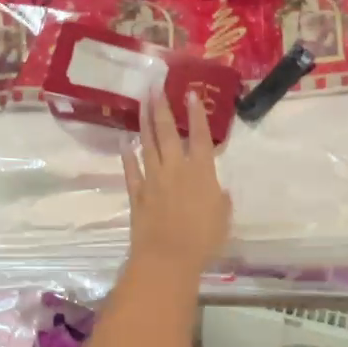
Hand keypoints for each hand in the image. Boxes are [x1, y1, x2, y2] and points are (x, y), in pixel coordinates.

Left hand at [122, 89, 231, 271]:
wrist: (168, 258)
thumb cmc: (203, 240)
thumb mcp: (223, 219)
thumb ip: (221, 201)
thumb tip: (219, 190)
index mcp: (202, 172)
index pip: (200, 137)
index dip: (197, 115)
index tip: (191, 94)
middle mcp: (176, 169)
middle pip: (168, 133)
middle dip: (163, 109)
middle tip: (155, 88)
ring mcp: (153, 179)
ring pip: (148, 145)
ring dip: (145, 123)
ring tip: (142, 104)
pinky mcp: (137, 194)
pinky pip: (131, 170)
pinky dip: (127, 155)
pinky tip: (124, 143)